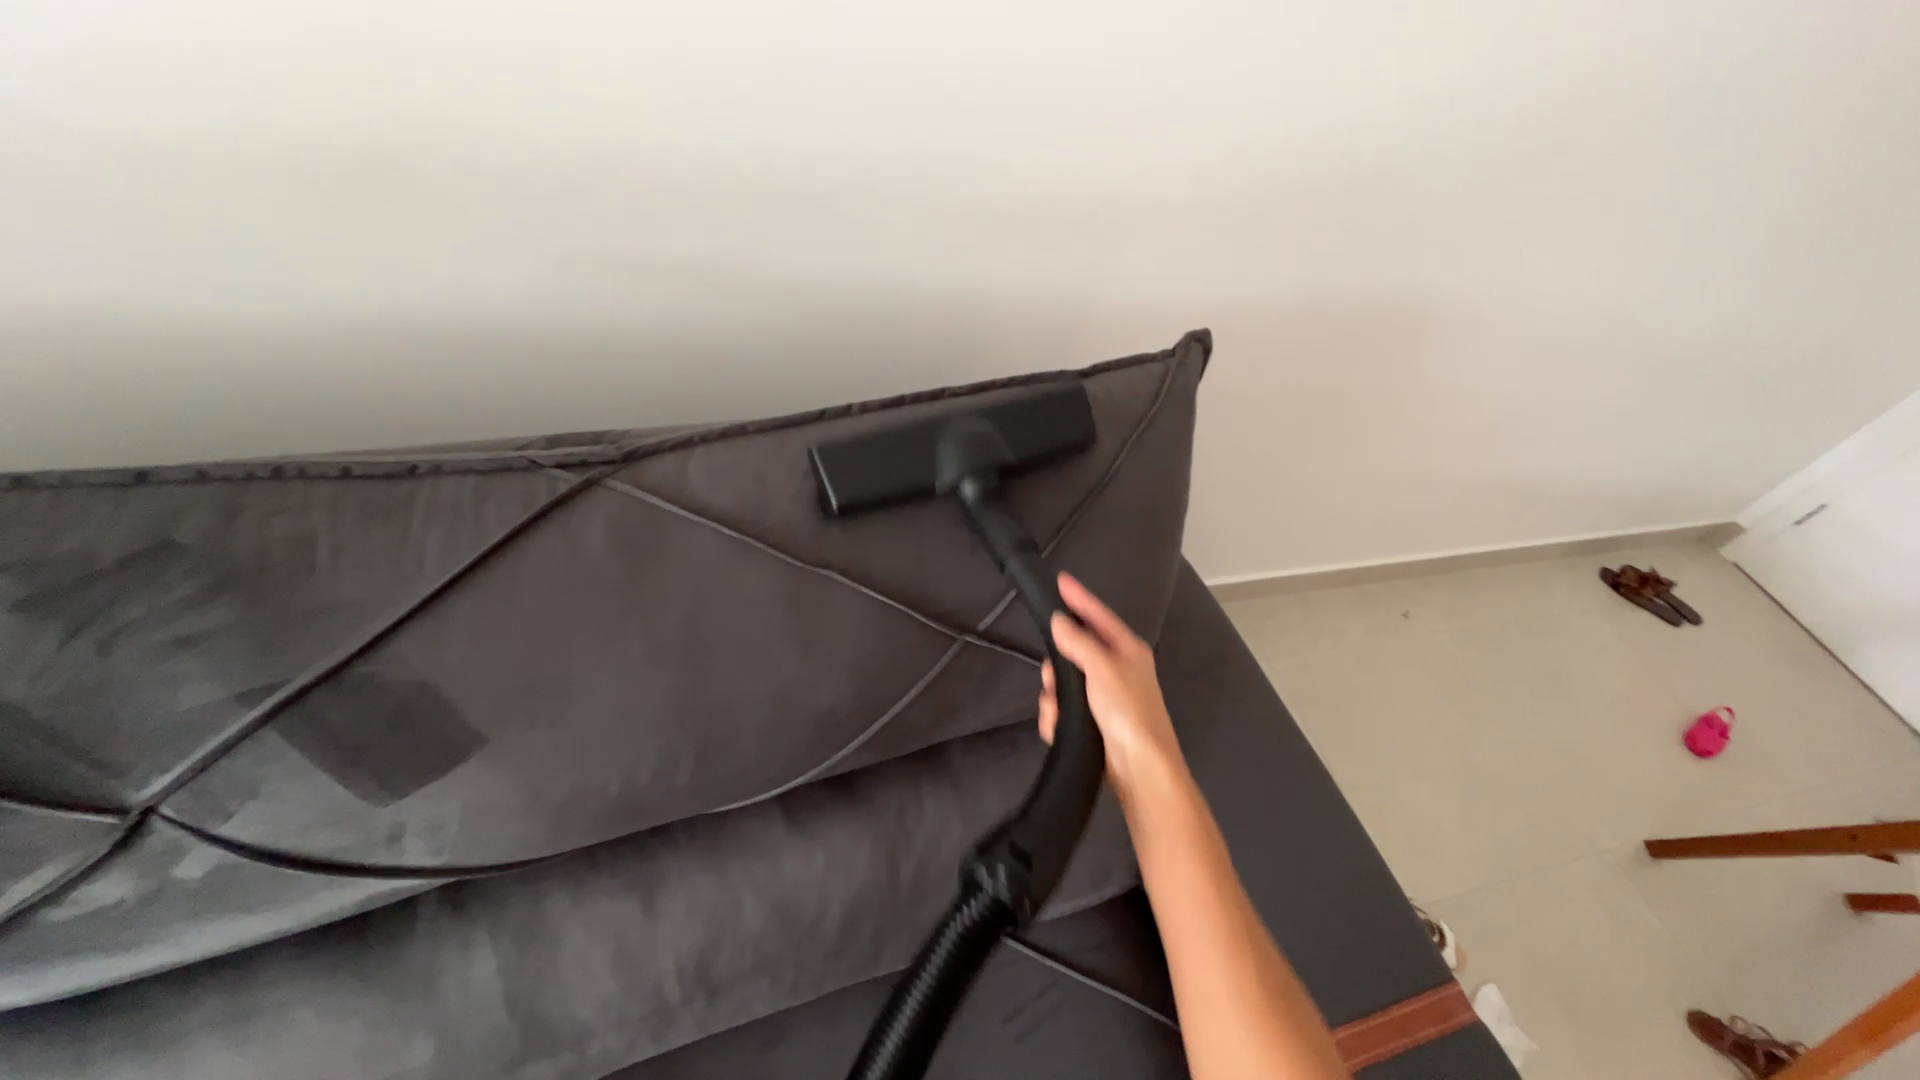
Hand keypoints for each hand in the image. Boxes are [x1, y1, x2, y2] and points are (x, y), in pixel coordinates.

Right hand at [1036, 572, 1186, 794]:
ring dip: (1055, 698)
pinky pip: (1064, 710)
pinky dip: (1058, 718)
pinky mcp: (1093, 722)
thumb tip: (1059, 621)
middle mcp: (1116, 669)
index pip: (1098, 615)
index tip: (1060, 580)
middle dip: (1058, 667)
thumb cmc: (1127, 710)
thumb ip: (1079, 642)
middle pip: (1074, 652)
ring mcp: (1104, 697)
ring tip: (1059, 710)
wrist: (1139, 766)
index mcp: (1127, 650)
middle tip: (1052, 679)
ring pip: (1064, 684)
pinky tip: (1059, 726)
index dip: (1079, 598)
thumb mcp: (1102, 668)